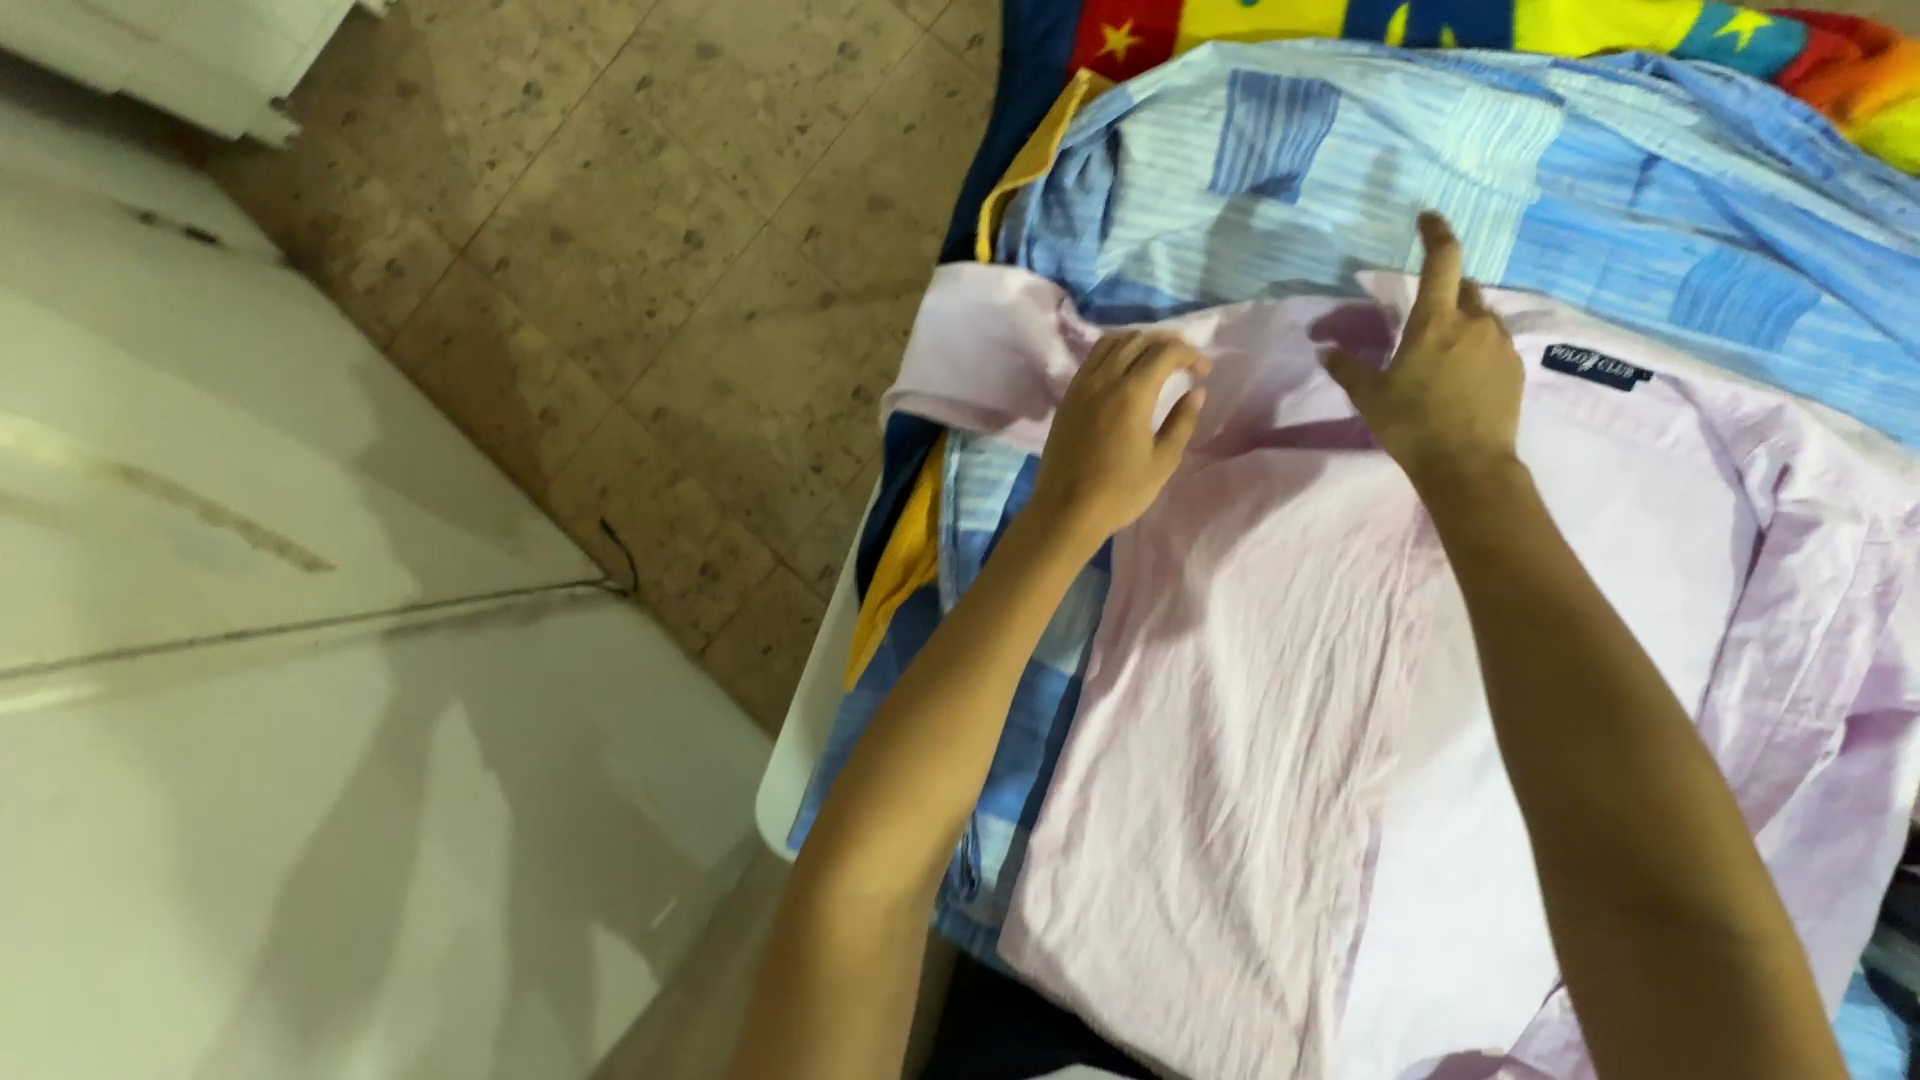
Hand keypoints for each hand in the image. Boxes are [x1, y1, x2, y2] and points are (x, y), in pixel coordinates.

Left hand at [1028, 331, 1210, 546]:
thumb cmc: (1119, 492)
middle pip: (1138, 339)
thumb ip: (1182, 421)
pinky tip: (1125, 372)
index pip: (1165, 351)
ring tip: (1156, 361)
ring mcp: (1080, 386)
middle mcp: (1103, 379)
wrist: (1066, 511)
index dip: (1190, 354)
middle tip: (1185, 363)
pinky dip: (1114, 353)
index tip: (1203, 372)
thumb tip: (1196, 392)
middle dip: (1167, 343)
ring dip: (1138, 342)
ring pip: (1111, 343)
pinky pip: (1092, 359)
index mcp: (1130, 393)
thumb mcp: (1163, 461)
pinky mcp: (1067, 397)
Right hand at [1322, 212, 1524, 493]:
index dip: (1435, 233)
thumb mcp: (1370, 397)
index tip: (1427, 218)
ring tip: (1438, 350)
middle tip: (1421, 309)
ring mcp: (1500, 344)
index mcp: (1435, 322)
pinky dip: (1474, 346)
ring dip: (1460, 320)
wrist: (1468, 465)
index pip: (1441, 260)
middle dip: (1444, 287)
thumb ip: (1348, 369)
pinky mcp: (1514, 368)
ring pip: (1479, 316)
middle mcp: (1474, 322)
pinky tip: (1457, 375)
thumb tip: (1327, 352)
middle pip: (1462, 287)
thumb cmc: (1411, 425)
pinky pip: (1492, 342)